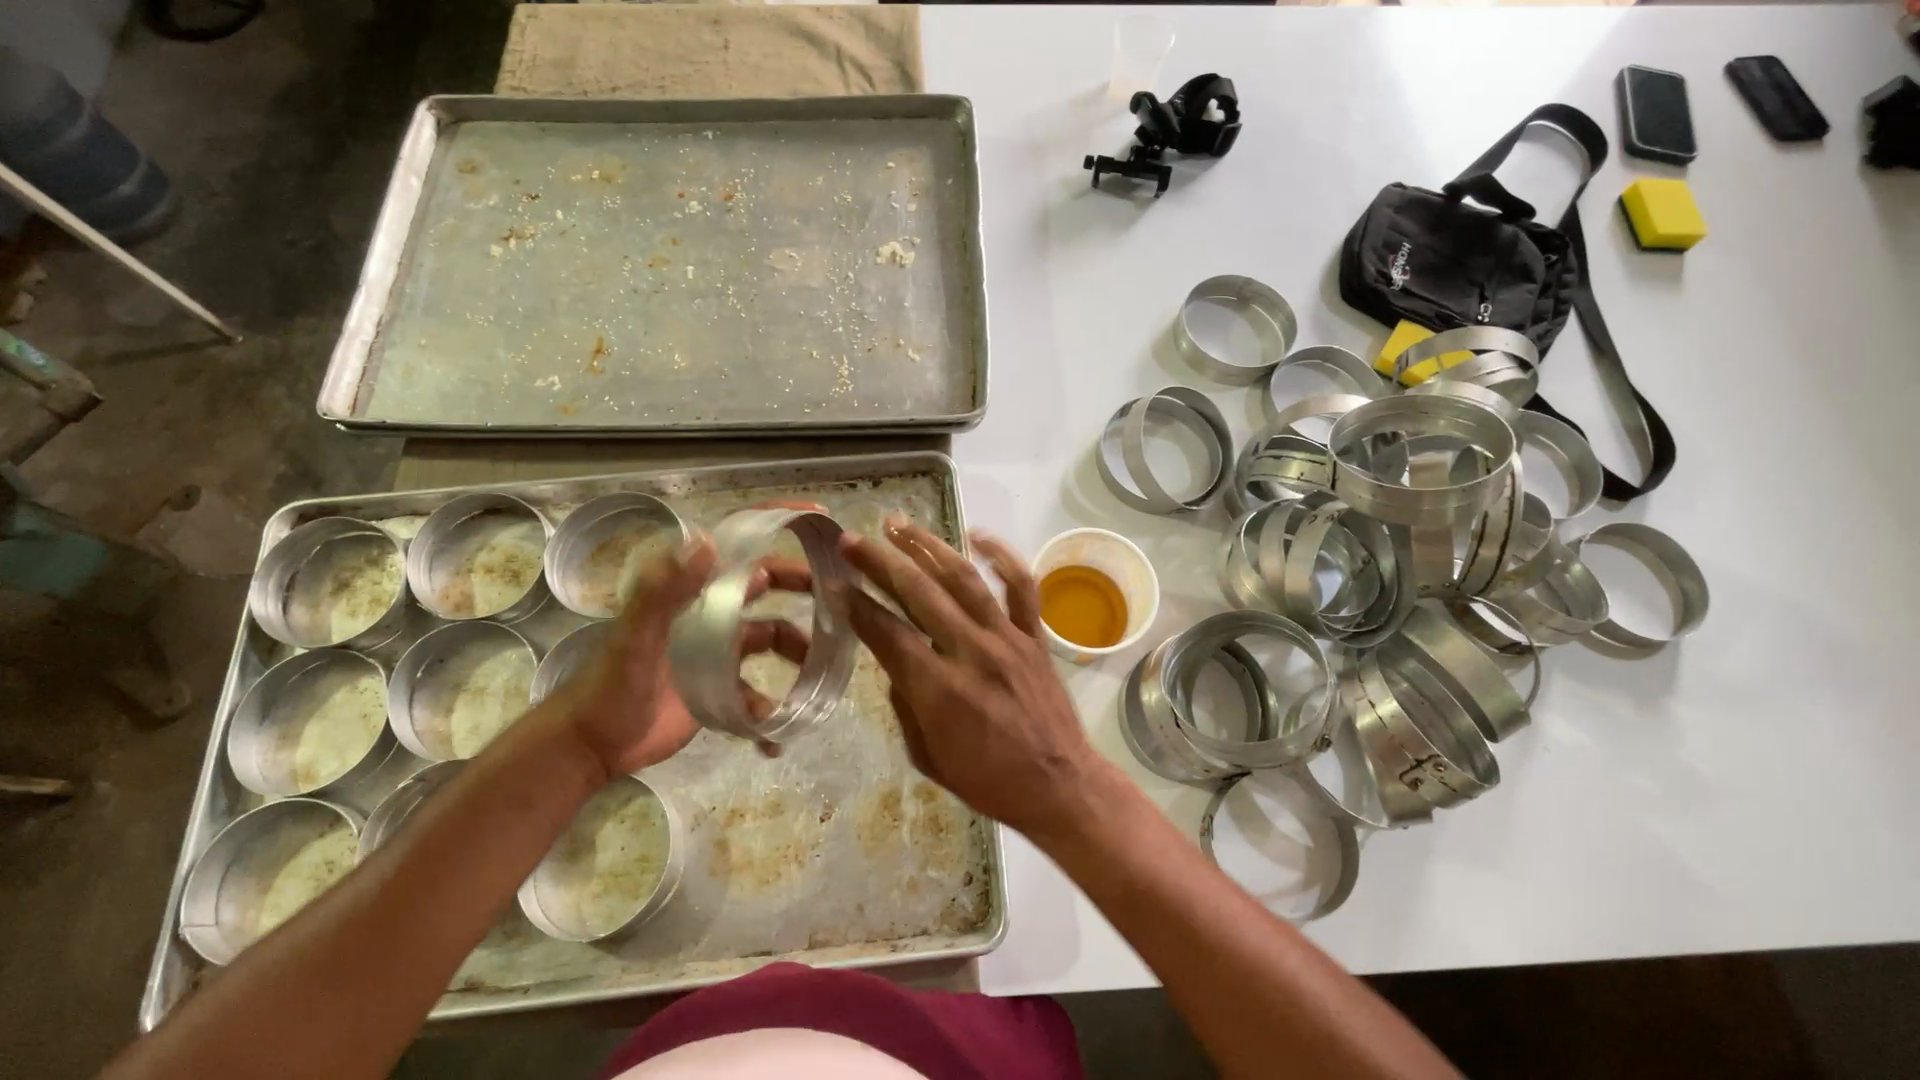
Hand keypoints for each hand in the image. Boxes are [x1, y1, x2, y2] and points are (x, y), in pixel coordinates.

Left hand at [556, 531, 811, 780]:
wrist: (587, 747)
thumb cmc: (608, 687)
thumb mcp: (635, 637)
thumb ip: (665, 591)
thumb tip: (709, 540)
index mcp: (691, 594)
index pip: (736, 548)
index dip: (774, 526)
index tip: (817, 517)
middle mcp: (708, 616)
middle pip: (765, 589)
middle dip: (801, 587)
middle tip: (838, 596)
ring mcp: (715, 655)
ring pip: (771, 643)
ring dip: (798, 656)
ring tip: (821, 676)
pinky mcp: (718, 694)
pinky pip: (757, 699)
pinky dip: (770, 717)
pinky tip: (776, 739)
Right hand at [834, 517, 1116, 840]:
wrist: (1058, 786)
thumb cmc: (988, 781)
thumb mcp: (927, 757)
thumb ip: (906, 706)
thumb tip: (897, 664)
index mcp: (938, 689)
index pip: (887, 633)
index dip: (857, 606)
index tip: (835, 583)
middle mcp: (970, 652)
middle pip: (918, 593)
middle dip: (879, 563)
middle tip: (851, 540)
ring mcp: (1007, 640)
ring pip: (964, 579)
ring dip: (927, 546)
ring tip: (898, 524)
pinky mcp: (1035, 638)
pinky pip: (1022, 588)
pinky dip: (1002, 558)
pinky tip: (978, 535)